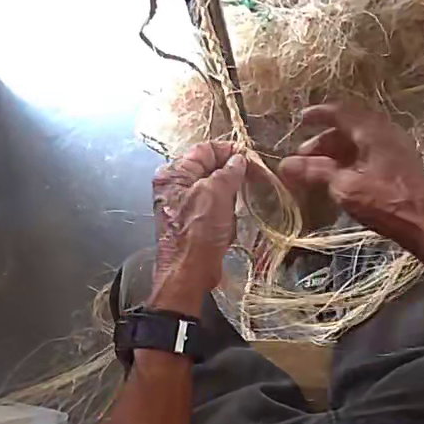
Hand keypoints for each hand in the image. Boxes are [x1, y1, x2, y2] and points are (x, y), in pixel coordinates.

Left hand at [151, 141, 247, 315]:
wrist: (189, 274)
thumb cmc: (197, 233)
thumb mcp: (215, 193)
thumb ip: (228, 171)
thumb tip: (238, 159)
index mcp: (173, 174)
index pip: (204, 149)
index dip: (228, 151)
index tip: (249, 157)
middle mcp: (175, 187)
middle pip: (209, 169)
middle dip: (231, 175)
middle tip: (251, 180)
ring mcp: (183, 206)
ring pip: (215, 191)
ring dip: (230, 198)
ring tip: (235, 209)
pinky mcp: (194, 224)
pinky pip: (215, 211)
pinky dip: (226, 215)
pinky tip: (229, 225)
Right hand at [277, 103, 423, 269]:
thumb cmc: (386, 203)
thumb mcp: (345, 187)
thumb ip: (315, 172)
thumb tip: (285, 163)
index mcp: (372, 131)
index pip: (341, 111)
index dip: (319, 114)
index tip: (300, 120)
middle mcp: (386, 132)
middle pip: (350, 126)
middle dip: (324, 138)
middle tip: (304, 155)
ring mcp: (396, 147)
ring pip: (360, 140)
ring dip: (337, 150)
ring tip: (318, 168)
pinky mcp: (400, 164)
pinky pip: (369, 151)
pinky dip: (350, 158)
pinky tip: (340, 176)